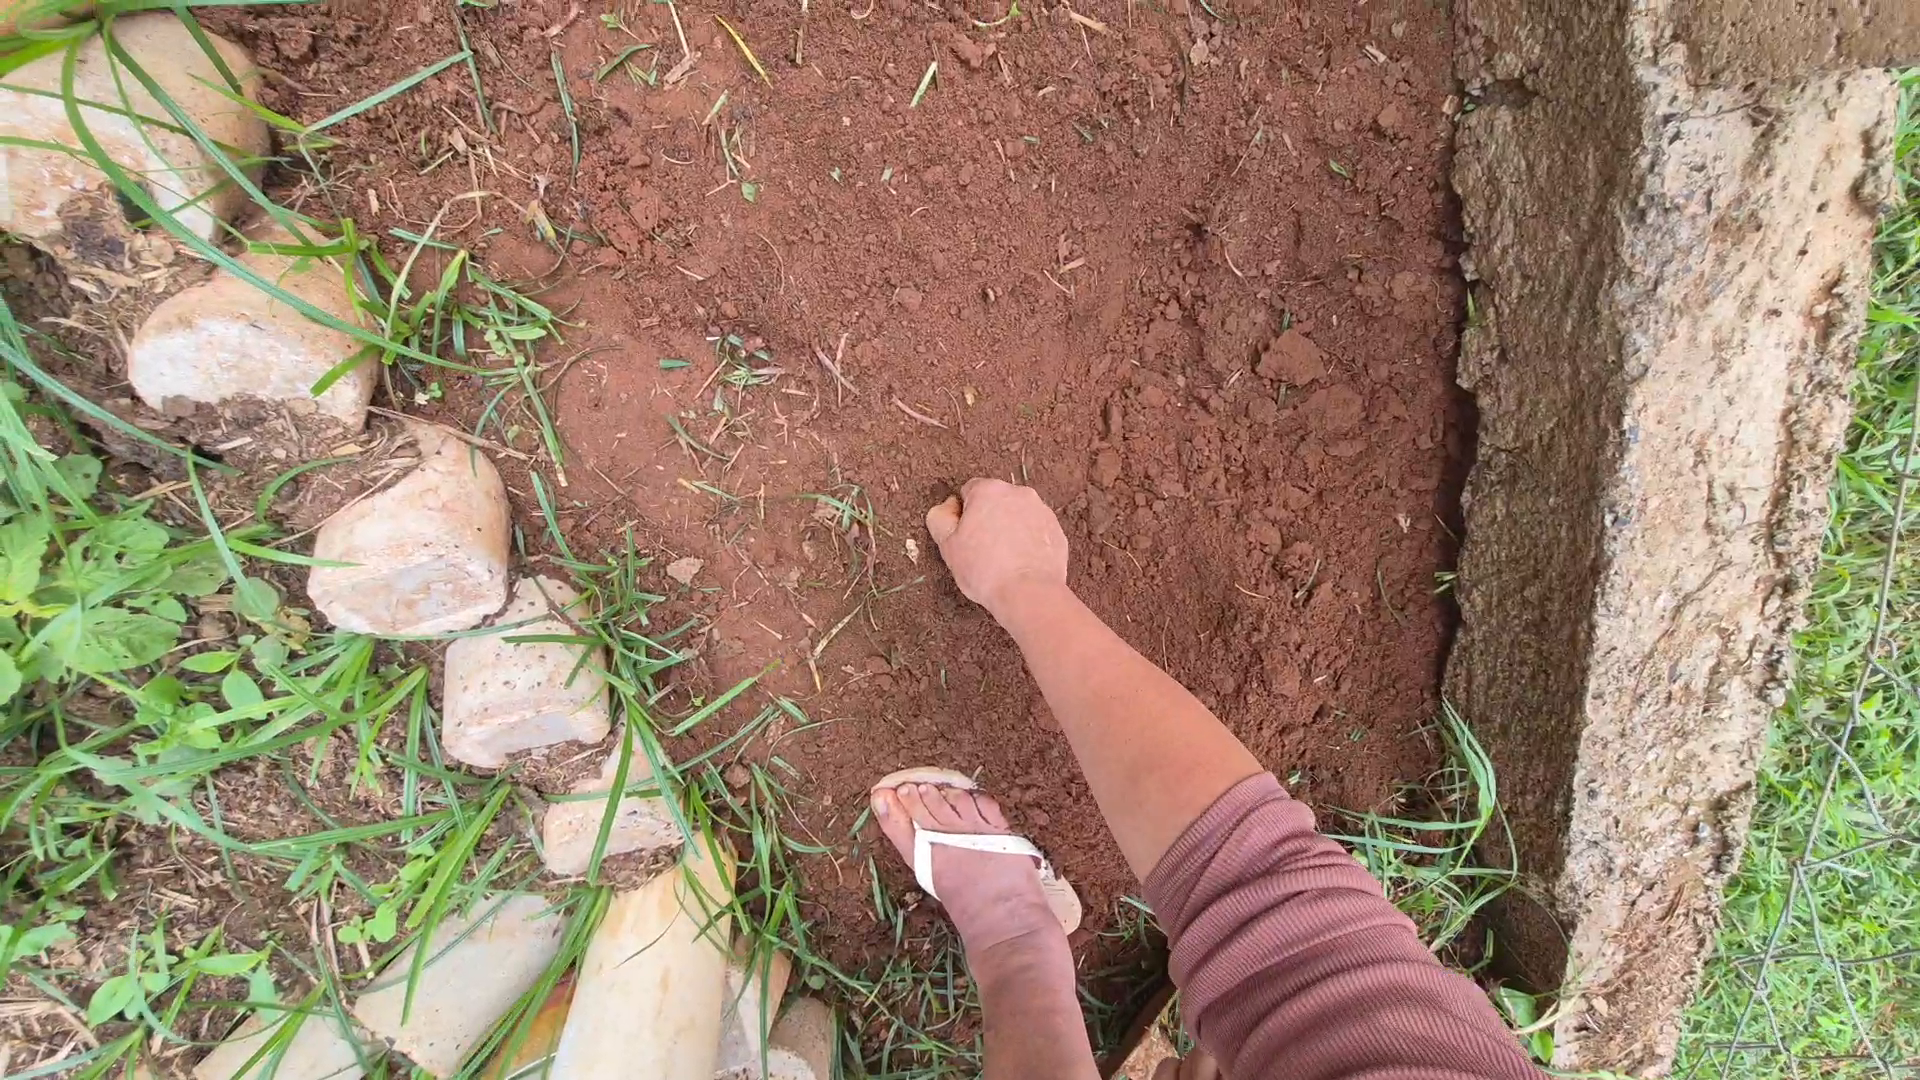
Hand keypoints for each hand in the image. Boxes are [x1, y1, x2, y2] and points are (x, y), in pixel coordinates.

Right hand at [925, 478, 1069, 617]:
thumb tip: (947, 507)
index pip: (969, 491)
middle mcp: (1018, 493)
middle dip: (987, 520)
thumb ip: (939, 518)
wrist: (1028, 592)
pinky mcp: (1056, 530)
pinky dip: (1028, 542)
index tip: (964, 536)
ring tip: (1002, 560)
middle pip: (995, 502)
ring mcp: (1041, 511)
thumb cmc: (985, 569)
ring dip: (1009, 530)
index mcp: (989, 490)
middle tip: (981, 550)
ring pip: (1017, 515)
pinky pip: (1035, 531)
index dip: (962, 515)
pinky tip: (1020, 563)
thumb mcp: (947, 545)